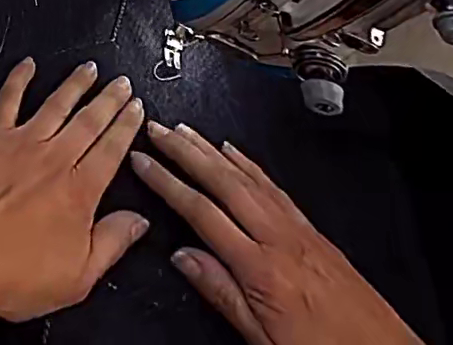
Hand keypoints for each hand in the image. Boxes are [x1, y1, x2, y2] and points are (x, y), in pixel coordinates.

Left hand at [0, 57, 147, 322]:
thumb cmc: (14, 272)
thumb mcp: (77, 277)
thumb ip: (112, 243)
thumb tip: (139, 221)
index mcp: (80, 191)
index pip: (111, 150)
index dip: (126, 126)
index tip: (136, 108)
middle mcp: (57, 158)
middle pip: (90, 121)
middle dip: (109, 98)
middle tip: (122, 82)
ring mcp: (25, 142)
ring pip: (58, 104)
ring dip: (76, 83)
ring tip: (90, 68)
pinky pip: (10, 100)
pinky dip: (19, 78)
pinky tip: (28, 64)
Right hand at [131, 121, 422, 344]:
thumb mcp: (264, 341)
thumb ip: (222, 293)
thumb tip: (182, 257)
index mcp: (260, 267)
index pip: (201, 212)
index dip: (167, 182)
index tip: (143, 161)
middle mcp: (276, 235)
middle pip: (221, 180)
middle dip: (184, 150)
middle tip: (158, 128)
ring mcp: (294, 225)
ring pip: (244, 175)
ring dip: (210, 148)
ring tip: (184, 130)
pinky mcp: (309, 226)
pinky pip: (270, 183)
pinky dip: (247, 162)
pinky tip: (232, 151)